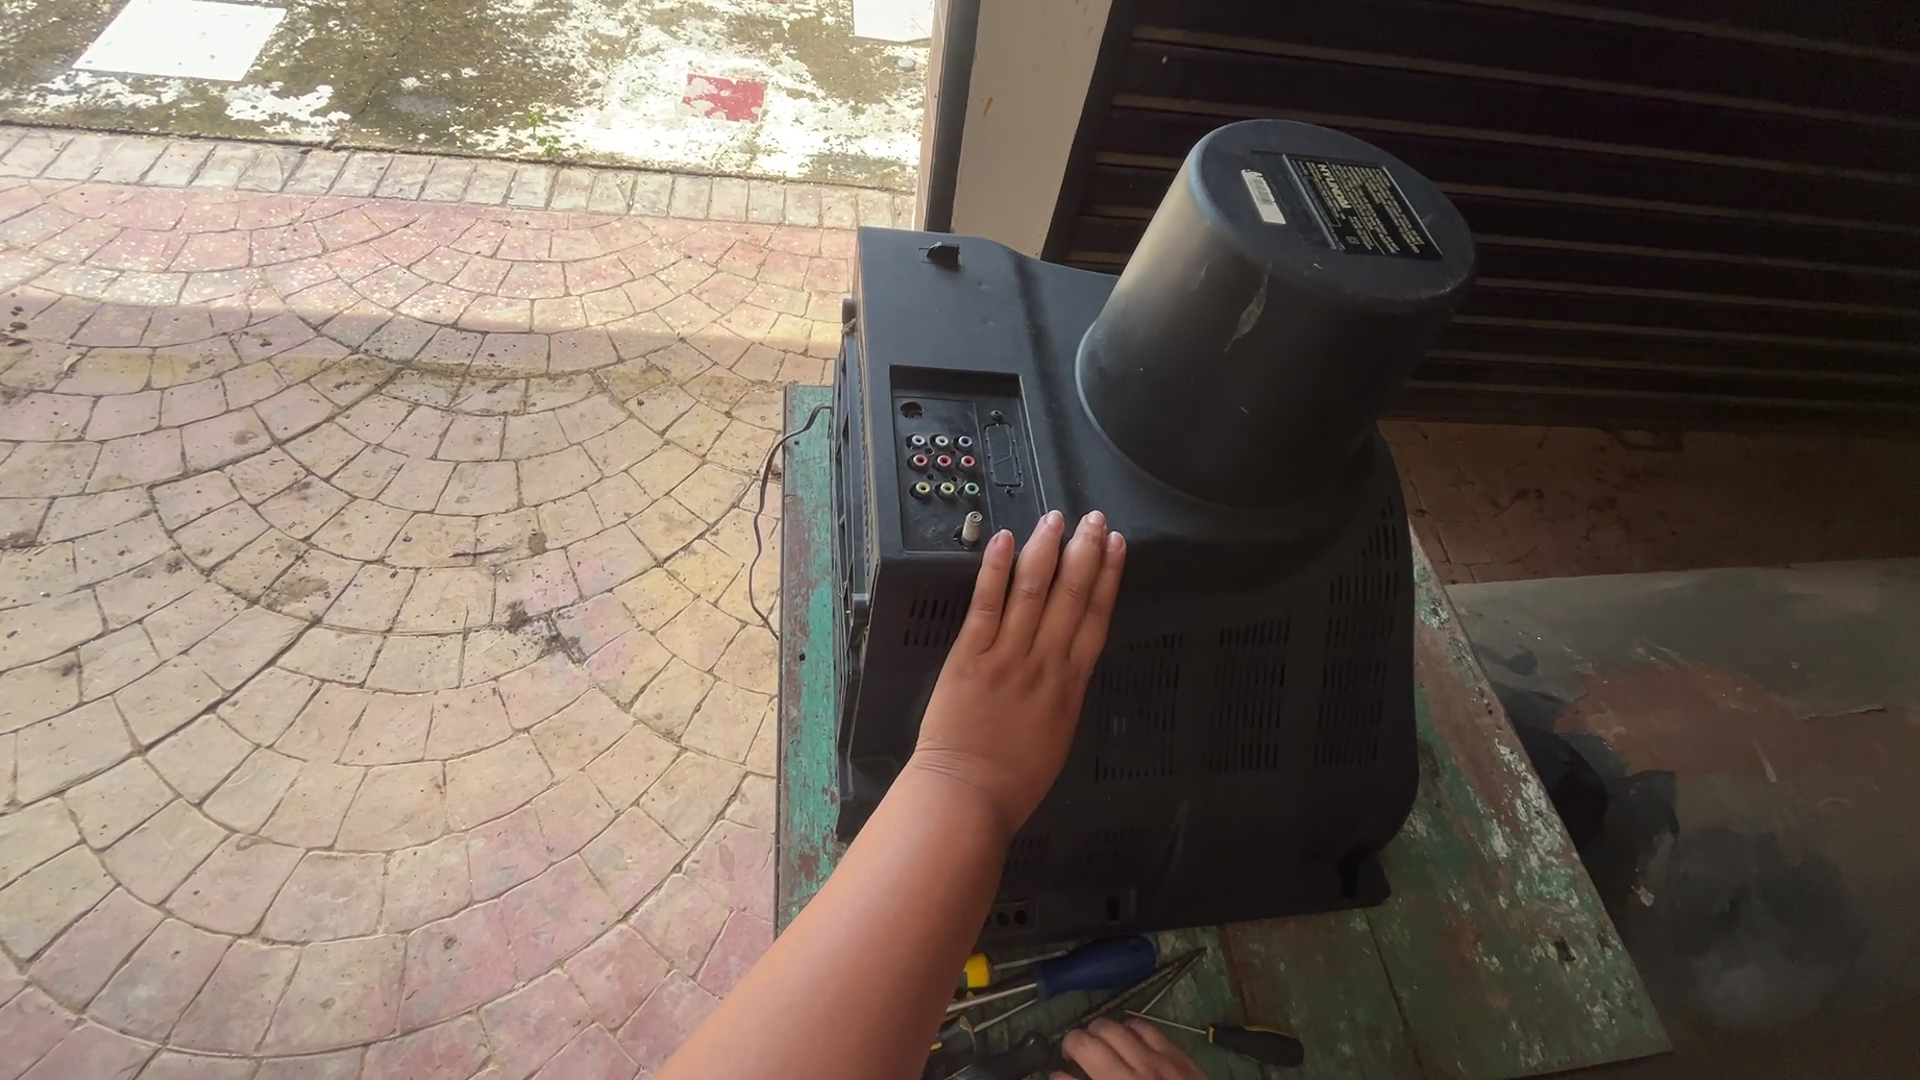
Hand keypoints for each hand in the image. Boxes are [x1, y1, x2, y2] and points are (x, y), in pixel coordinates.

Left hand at [908, 510, 1125, 837]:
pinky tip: (1006, 541)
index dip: (1109, 579)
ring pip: (1033, 592)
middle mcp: (1045, 664)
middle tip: (1095, 519)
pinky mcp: (970, 655)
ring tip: (1057, 518)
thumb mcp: (1057, 739)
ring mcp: (1008, 656)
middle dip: (1086, 553)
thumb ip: (1063, 696)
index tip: (1117, 548)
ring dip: (1047, 551)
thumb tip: (1067, 666)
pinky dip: (997, 570)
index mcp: (1070, 686)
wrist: (967, 796)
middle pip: (1071, 596)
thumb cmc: (1012, 780)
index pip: (1096, 620)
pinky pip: (986, 604)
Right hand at [1055, 1019, 1206, 1079]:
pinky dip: (1129, 1028)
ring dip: (1097, 1032)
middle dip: (1071, 1044)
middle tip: (1072, 1054)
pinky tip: (1127, 1037)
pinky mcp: (1177, 1056)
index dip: (1056, 1077)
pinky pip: (1144, 1026)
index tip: (1052, 1075)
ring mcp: (1155, 1064)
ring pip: (1112, 1027)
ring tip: (1097, 1040)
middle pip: (1086, 1044)